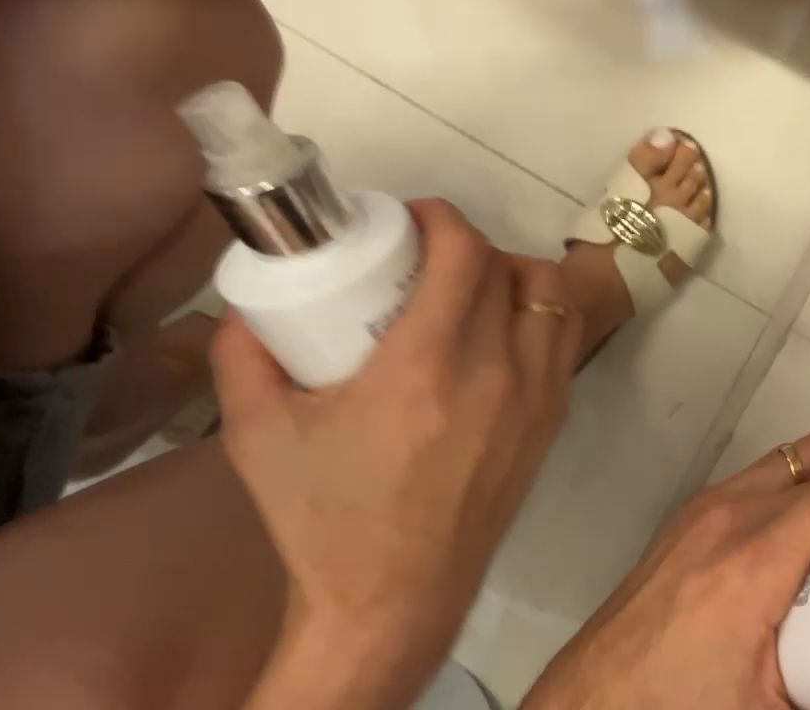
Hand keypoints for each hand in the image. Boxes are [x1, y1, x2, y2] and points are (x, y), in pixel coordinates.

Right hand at [211, 198, 580, 663]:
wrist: (396, 593)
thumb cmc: (325, 515)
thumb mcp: (261, 436)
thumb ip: (245, 359)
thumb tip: (248, 306)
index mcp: (428, 364)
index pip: (465, 256)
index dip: (444, 219)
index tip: (417, 217)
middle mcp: (498, 367)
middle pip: (511, 266)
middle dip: (472, 246)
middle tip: (433, 257)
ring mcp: (539, 390)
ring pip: (553, 294)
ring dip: (518, 273)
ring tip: (476, 286)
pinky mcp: (555, 414)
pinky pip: (564, 335)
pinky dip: (541, 311)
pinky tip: (503, 328)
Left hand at [522, 429, 809, 709]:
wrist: (586, 709)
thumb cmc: (676, 706)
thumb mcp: (770, 703)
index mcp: (756, 561)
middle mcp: (731, 514)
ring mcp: (705, 507)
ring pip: (792, 456)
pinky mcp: (688, 515)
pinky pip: (761, 476)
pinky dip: (795, 490)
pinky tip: (799, 541)